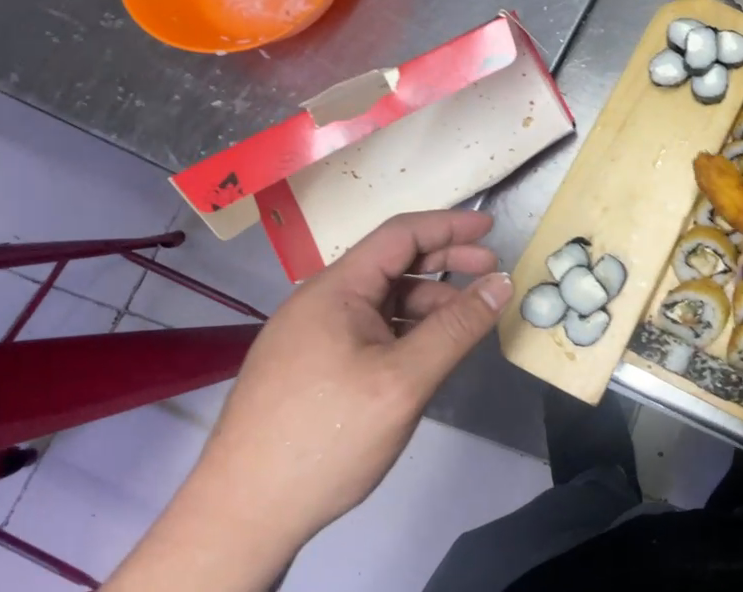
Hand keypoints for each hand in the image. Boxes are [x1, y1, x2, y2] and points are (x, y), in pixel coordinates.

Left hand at [186, 211, 514, 545]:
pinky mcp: (307, 367)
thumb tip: (502, 282)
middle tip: (492, 275)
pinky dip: (404, 330)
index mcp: (335, 290)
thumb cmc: (327, 436)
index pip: (400, 235)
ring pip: (381, 301)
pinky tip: (426, 354)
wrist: (240, 517)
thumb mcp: (404, 381)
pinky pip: (366, 330)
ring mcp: (309, 336)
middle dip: (445, 262)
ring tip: (465, 325)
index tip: (492, 228)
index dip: (450, 226)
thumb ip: (457, 327)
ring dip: (427, 303)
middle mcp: (319, 303)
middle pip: (391, 264)